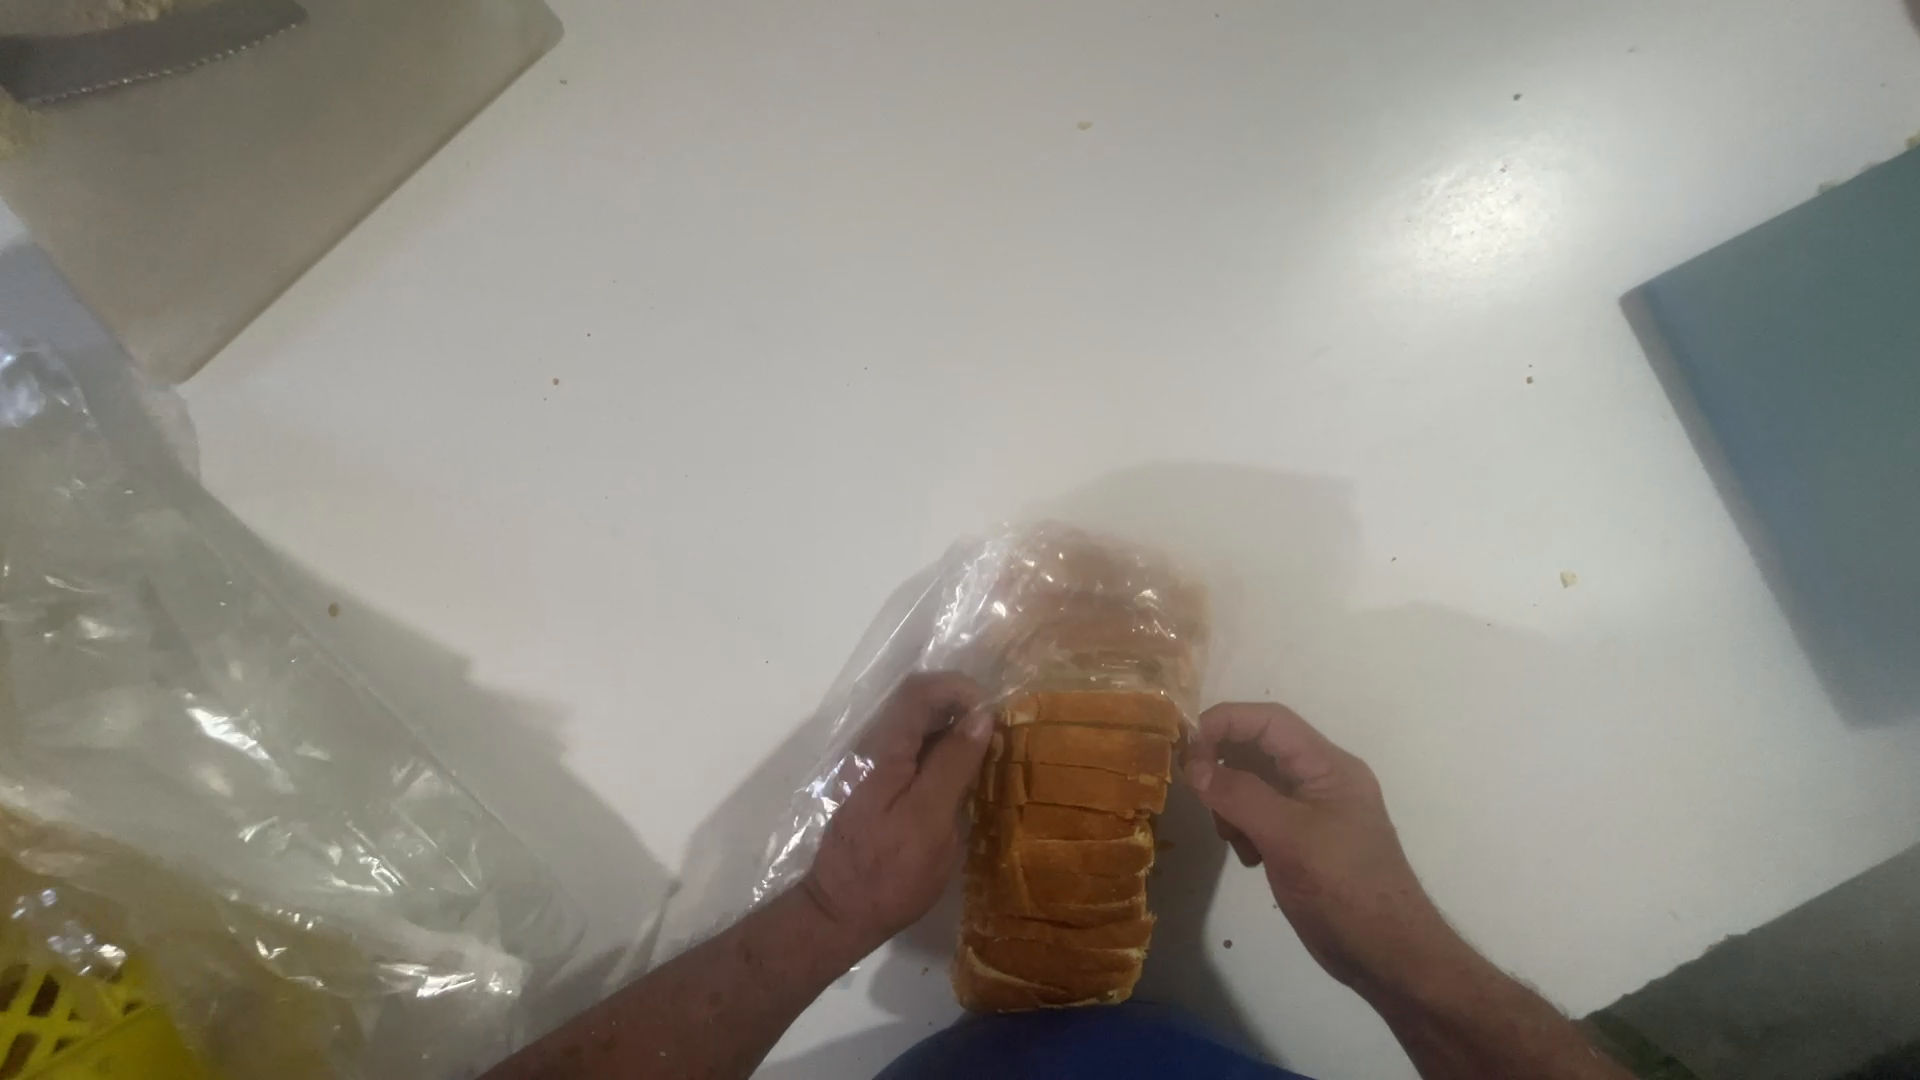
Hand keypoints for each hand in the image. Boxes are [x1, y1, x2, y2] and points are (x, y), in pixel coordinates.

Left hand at [802, 672, 993, 956]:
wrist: (839, 913)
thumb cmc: (890, 873)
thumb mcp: (930, 820)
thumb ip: (953, 763)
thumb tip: (981, 716)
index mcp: (883, 749)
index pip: (920, 689)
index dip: (960, 688)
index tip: (991, 714)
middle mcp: (873, 746)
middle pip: (919, 702)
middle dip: (961, 707)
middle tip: (993, 735)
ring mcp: (873, 765)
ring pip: (918, 725)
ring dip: (953, 729)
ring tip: (982, 756)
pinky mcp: (878, 784)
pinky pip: (914, 750)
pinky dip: (942, 751)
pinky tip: (960, 778)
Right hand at [1188, 703, 1466, 993]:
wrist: (1390, 960)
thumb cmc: (1344, 888)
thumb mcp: (1287, 836)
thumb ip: (1238, 794)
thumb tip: (1194, 767)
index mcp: (1328, 766)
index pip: (1269, 721)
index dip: (1225, 722)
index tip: (1189, 747)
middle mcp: (1319, 779)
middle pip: (1257, 748)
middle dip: (1223, 765)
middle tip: (1197, 790)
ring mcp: (1311, 810)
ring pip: (1253, 781)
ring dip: (1229, 800)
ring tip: (1230, 835)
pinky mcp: (1301, 838)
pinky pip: (1258, 812)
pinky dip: (1241, 825)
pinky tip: (1247, 855)